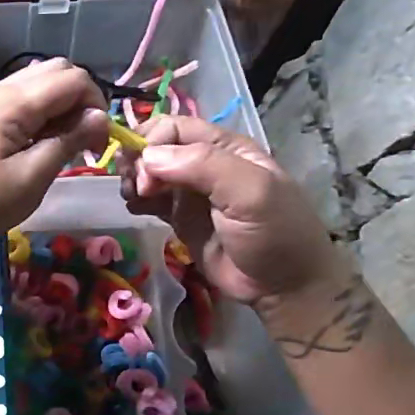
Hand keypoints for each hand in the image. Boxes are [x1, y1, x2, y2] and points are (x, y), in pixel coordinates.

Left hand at [0, 58, 109, 275]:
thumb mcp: (33, 176)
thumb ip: (69, 141)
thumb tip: (100, 117)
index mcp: (13, 102)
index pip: (72, 79)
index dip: (96, 103)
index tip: (99, 141)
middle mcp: (1, 90)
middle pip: (57, 71)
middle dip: (81, 99)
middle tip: (85, 139)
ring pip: (41, 82)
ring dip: (63, 106)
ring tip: (66, 144)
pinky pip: (24, 98)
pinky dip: (43, 112)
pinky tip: (43, 143)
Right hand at [121, 114, 341, 311]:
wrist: (282, 286)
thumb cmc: (274, 233)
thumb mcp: (250, 192)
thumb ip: (203, 166)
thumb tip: (148, 157)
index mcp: (226, 148)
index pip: (175, 127)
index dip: (151, 143)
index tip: (143, 175)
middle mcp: (205, 164)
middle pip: (158, 147)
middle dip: (138, 161)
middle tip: (134, 187)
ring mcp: (191, 193)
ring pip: (150, 172)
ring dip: (133, 180)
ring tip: (132, 199)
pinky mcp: (180, 218)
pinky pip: (151, 200)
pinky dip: (137, 200)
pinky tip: (135, 209)